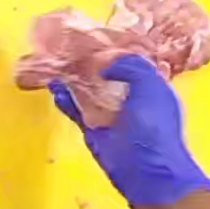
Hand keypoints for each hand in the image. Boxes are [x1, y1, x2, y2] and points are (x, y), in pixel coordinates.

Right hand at [50, 56, 209, 208]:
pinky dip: (65, 100)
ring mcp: (109, 114)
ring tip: (58, 66)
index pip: (130, 63)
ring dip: (74, 81)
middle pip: (106, 76)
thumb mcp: (150, 87)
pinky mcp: (92, 130)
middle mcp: (129, 98)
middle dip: (90, 64)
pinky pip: (76, 110)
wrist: (145, 170)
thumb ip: (132, 68)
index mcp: (149, 86)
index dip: (114, 52)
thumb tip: (106, 63)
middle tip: (70, 50)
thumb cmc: (154, 127)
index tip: (95, 39)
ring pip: (89, 92)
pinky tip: (55, 89)